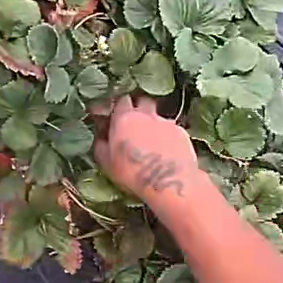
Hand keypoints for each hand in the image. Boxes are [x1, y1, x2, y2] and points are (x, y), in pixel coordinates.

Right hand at [95, 95, 203, 210]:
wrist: (168, 183)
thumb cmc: (132, 173)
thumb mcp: (106, 162)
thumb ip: (101, 144)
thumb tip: (100, 138)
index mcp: (124, 118)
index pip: (120, 100)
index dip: (117, 106)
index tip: (114, 114)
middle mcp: (146, 115)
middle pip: (143, 100)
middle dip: (138, 106)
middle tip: (133, 121)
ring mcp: (166, 123)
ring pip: (157, 116)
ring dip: (152, 123)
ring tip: (150, 140)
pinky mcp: (182, 133)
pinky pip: (171, 129)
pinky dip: (166, 136)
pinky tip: (165, 150)